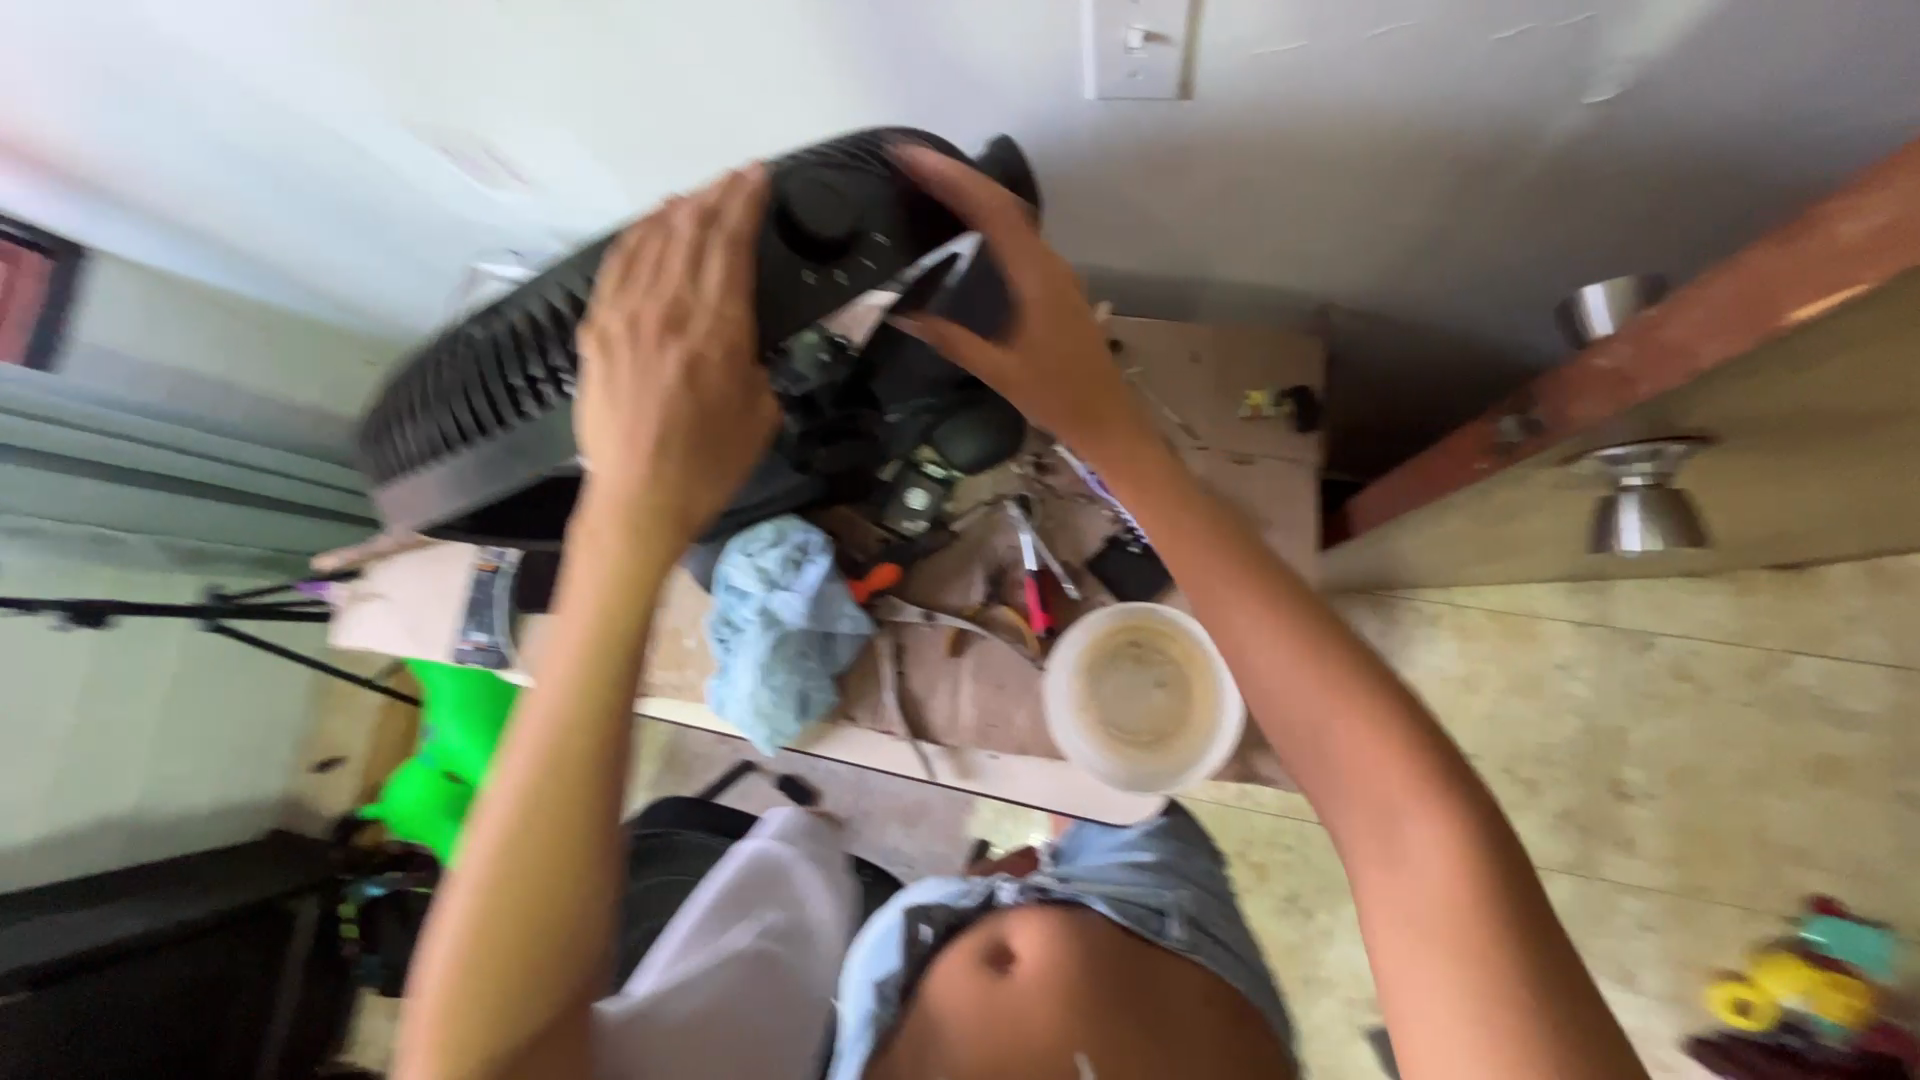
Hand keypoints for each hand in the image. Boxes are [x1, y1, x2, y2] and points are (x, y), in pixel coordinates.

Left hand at [574, 166, 779, 545]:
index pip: (730, 245)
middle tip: (740, 178)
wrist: (640, 498)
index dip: (746, 203)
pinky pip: (617, 265)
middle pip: (693, 231)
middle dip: (719, 196)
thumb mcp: (762, 413)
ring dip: (681, 209)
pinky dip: (638, 235)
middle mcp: (668, 310)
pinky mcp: (596, 329)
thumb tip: (746, 335)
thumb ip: (758, 361)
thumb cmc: (711, 464)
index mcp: (717, 331)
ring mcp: (625, 315)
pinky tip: (653, 225)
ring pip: (653, 239)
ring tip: (701, 195)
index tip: (760, 178)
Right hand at [888, 144, 1156, 464]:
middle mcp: (1049, 263)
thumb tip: (900, 315)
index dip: (950, 178)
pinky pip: (1018, 238)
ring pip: (1013, 217)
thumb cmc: (1057, 398)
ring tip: (929, 183)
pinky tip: (965, 228)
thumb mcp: (999, 372)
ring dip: (973, 194)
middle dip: (956, 176)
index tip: (909, 156)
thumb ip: (951, 340)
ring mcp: (1055, 272)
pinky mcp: (1055, 286)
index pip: (990, 211)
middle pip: (1002, 203)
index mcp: (1036, 277)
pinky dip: (987, 220)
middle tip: (909, 161)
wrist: (1106, 418)